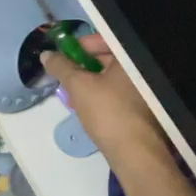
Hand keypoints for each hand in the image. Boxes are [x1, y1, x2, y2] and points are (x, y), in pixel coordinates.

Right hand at [41, 34, 170, 166]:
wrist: (135, 154)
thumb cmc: (108, 112)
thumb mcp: (77, 85)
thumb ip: (60, 66)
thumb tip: (47, 55)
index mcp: (131, 61)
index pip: (104, 40)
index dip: (82, 45)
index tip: (66, 56)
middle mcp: (143, 73)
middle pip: (110, 59)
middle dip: (85, 65)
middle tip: (68, 76)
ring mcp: (148, 93)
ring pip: (115, 79)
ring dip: (93, 82)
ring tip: (75, 95)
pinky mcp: (148, 111)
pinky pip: (123, 94)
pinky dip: (106, 95)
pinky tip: (91, 108)